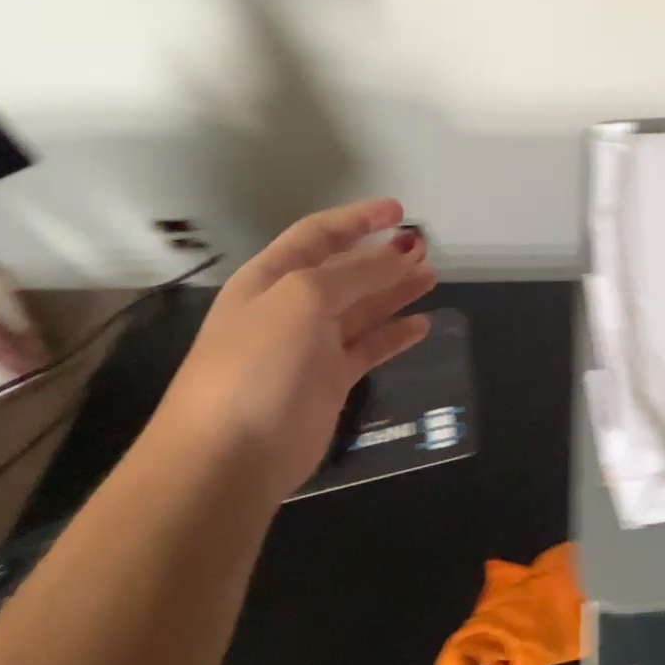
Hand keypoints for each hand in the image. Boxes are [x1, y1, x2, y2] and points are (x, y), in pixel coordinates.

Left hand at [141, 199, 438, 499]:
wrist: (230, 454)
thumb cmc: (257, 365)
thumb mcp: (302, 300)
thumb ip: (355, 273)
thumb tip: (401, 251)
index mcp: (270, 278)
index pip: (318, 235)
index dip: (358, 219)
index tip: (399, 210)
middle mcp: (290, 307)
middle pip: (344, 270)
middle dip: (383, 255)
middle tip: (425, 246)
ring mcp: (311, 346)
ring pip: (362, 308)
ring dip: (395, 290)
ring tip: (433, 276)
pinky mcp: (330, 381)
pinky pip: (369, 348)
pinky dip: (395, 334)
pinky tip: (422, 324)